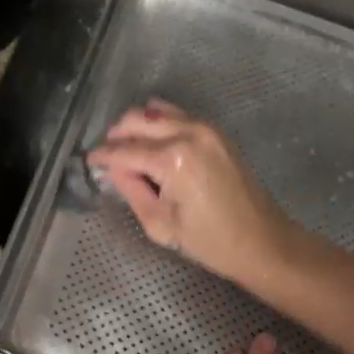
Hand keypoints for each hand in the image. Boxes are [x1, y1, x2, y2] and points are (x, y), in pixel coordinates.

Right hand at [86, 100, 306, 283]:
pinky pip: (177, 115)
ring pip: (155, 111)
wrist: (264, 242)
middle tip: (108, 157)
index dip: (102, 157)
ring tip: (129, 150)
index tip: (89, 162)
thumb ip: (132, 191)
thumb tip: (114, 171)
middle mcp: (188, 133)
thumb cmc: (212, 242)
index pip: (124, 151)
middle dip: (116, 136)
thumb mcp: (161, 225)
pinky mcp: (215, 131)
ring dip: (137, 126)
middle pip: (136, 120)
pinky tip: (154, 145)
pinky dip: (159, 123)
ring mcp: (205, 128)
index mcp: (173, 160)